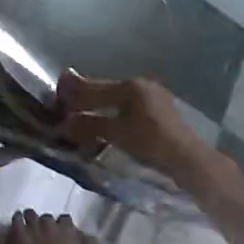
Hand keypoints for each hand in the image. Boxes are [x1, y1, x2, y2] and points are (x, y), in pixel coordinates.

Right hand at [56, 71, 211, 179]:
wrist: (187, 158)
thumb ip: (89, 125)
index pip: (94, 86)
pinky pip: (128, 107)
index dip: (74, 91)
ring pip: (117, 98)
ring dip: (99, 106)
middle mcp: (141, 85)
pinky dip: (113, 112)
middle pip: (105, 89)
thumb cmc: (150, 142)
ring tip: (83, 115)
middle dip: (85, 97)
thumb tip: (64, 123)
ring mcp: (153, 97)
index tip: (57, 90)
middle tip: (66, 103)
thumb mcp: (116, 134)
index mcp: (130, 86)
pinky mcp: (159, 111)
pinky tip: (107, 123)